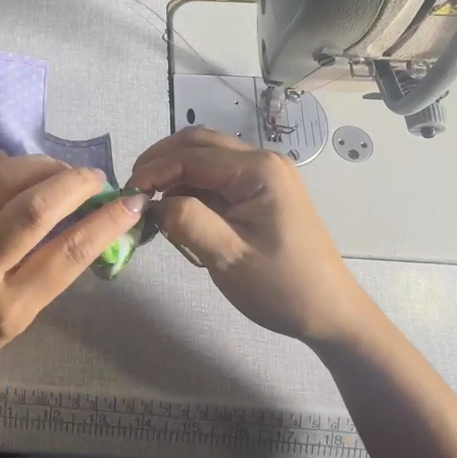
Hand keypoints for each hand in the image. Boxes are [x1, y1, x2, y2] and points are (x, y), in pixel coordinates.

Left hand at [0, 148, 145, 400]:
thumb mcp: (19, 319)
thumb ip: (49, 270)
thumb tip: (87, 218)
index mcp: (8, 309)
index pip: (68, 255)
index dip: (106, 222)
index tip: (130, 202)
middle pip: (34, 210)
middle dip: (73, 184)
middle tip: (94, 177)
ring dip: (38, 166)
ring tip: (57, 167)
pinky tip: (11, 161)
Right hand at [128, 126, 354, 345]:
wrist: (331, 314)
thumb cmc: (282, 287)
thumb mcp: (228, 257)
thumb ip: (187, 221)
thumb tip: (150, 203)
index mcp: (257, 170)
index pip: (191, 155)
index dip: (153, 171)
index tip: (126, 196)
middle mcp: (261, 161)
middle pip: (197, 143)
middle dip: (160, 162)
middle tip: (133, 192)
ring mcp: (263, 175)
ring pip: (204, 157)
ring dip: (174, 175)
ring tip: (151, 206)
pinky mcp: (260, 192)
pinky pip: (216, 177)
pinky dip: (191, 188)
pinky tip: (177, 214)